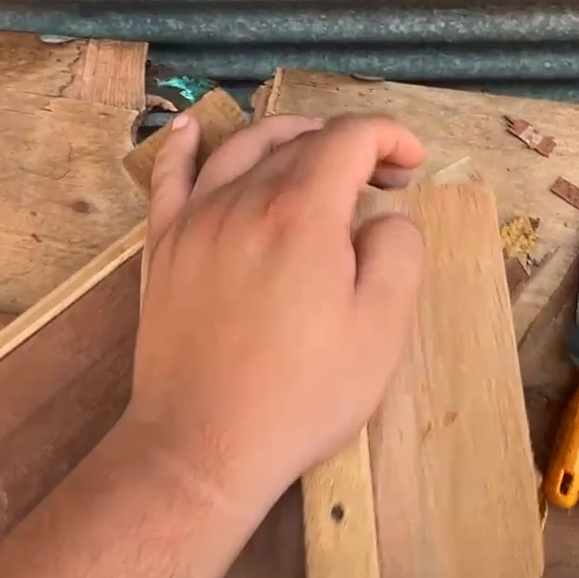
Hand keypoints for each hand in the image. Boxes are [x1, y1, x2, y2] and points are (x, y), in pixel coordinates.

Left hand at [124, 113, 427, 509]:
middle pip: (303, 139)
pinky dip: (184, 144)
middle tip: (384, 179)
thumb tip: (384, 218)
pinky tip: (192, 128)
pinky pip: (169, 177)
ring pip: (244, 146)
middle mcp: (244, 198)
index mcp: (301, 213)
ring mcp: (196, 219)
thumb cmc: (301, 394)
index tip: (414, 162)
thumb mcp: (382, 330)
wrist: (201, 449)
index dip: (391, 136)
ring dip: (291, 135)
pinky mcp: (164, 246)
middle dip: (354, 145)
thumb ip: (398, 251)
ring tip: (318, 150)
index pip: (350, 137)